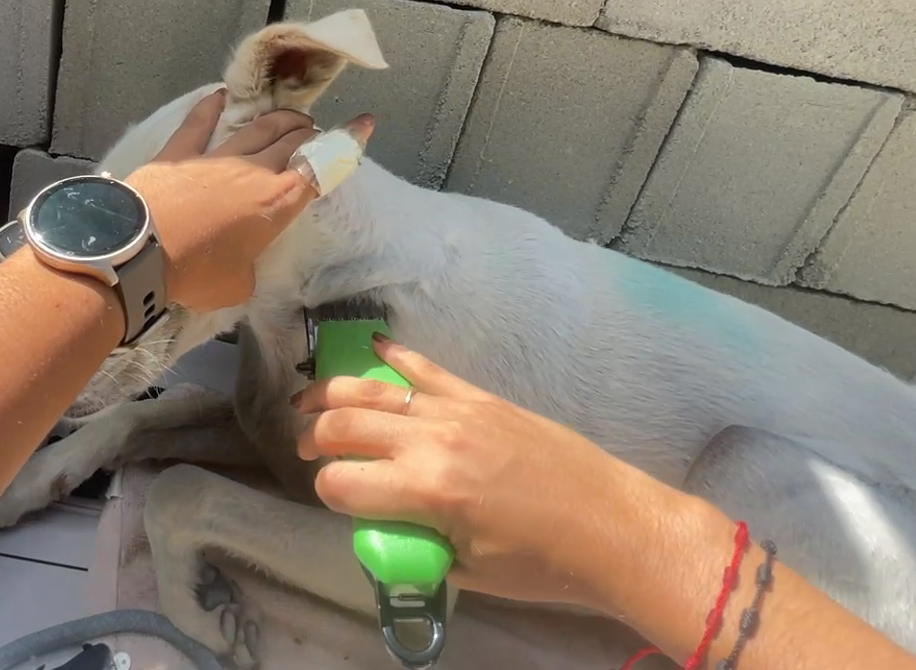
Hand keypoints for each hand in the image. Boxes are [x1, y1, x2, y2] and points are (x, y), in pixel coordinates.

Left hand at [123, 89, 327, 311]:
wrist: (138, 252)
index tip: (364, 123)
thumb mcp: (237, 285)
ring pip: (257, 127)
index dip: (347, 143)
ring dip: (278, 118)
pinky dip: (212, 107)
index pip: (322, 166)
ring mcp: (216, 157)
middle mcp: (254, 171)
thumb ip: (248, 268)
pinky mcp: (179, 152)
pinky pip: (200, 122)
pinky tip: (220, 95)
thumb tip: (240, 263)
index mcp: (278, 203)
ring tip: (290, 116)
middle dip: (310, 132)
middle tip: (315, 132)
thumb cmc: (194, 274)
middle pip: (292, 140)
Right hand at [291, 335, 714, 615]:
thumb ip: (414, 544)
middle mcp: (430, 440)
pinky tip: (372, 344)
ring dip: (331, 391)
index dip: (326, 490)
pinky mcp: (476, 395)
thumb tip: (382, 523)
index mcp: (426, 491)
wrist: (614, 525)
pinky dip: (394, 355)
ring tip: (307, 397)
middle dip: (312, 434)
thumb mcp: (469, 571)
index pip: (342, 482)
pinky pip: (424, 368)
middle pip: (345, 424)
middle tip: (302, 445)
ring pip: (373, 388)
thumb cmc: (543, 564)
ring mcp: (453, 410)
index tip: (331, 497)